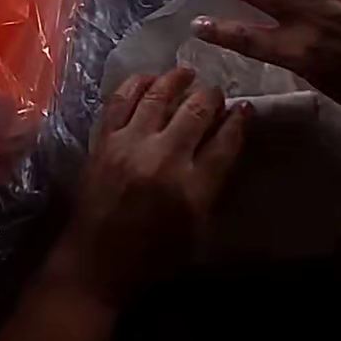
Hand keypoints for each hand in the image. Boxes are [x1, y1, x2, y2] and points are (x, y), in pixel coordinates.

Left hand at [46, 69, 248, 308]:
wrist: (95, 266)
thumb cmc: (152, 257)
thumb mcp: (196, 232)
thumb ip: (213, 186)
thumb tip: (226, 144)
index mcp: (192, 190)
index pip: (225, 143)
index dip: (239, 120)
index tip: (245, 108)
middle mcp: (163, 160)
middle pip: (196, 112)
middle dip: (212, 96)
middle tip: (216, 93)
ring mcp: (130, 145)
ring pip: (159, 96)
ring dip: (177, 79)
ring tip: (187, 73)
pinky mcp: (105, 141)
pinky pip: (121, 99)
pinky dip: (138, 83)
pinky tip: (151, 78)